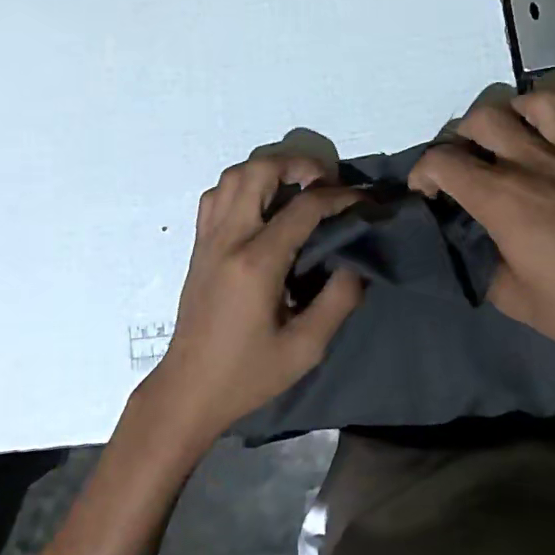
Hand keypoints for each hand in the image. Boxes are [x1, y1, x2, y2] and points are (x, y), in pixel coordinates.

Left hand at [138, 154, 364, 445]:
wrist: (189, 389)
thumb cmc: (248, 374)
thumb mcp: (306, 348)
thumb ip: (339, 299)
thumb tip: (356, 262)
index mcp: (257, 262)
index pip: (304, 207)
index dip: (340, 197)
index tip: (365, 201)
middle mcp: (228, 239)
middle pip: (258, 171)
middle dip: (298, 164)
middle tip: (325, 181)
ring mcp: (208, 239)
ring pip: (232, 176)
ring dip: (268, 170)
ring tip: (296, 186)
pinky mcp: (198, 246)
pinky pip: (215, 196)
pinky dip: (242, 186)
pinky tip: (262, 206)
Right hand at [408, 64, 554, 372]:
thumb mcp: (514, 300)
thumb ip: (483, 265)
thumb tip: (473, 247)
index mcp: (502, 198)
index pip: (444, 162)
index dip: (423, 173)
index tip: (427, 195)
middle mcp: (536, 164)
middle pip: (486, 119)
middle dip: (462, 133)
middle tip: (465, 159)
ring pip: (543, 103)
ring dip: (518, 106)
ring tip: (511, 126)